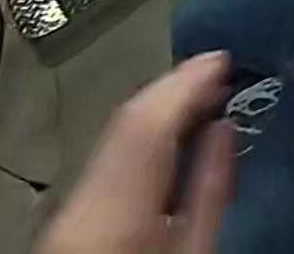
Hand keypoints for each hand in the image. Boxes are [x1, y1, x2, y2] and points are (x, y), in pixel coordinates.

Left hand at [38, 52, 237, 253]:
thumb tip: (224, 127)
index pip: (148, 126)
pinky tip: (171, 114)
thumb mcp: (195, 248)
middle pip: (130, 119)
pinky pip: (110, 145)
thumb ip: (210, 187)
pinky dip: (145, 119)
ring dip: (162, 97)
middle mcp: (82, 201)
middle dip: (176, 83)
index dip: (185, 83)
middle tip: (216, 63)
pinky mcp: (70, 207)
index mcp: (116, 214)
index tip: (220, 59)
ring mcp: (70, 203)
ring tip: (201, 83)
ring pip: (118, 127)